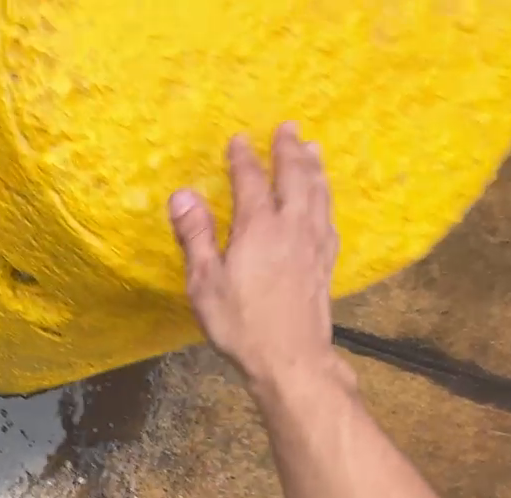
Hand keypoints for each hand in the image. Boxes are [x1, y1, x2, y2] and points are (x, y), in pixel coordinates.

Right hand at [168, 123, 345, 390]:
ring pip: (317, 191)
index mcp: (258, 227)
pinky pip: (327, 213)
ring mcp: (314, 241)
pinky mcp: (326, 259)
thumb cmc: (238, 322)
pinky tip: (322, 198)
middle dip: (288, 150)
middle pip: (294, 177)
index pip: (251, 182)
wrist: (289, 355)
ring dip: (312, 166)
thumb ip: (196, 236)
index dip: (243, 160)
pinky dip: (324, 195)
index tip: (239, 141)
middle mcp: (292, 225)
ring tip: (311, 149)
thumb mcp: (205, 282)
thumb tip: (182, 195)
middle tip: (287, 128)